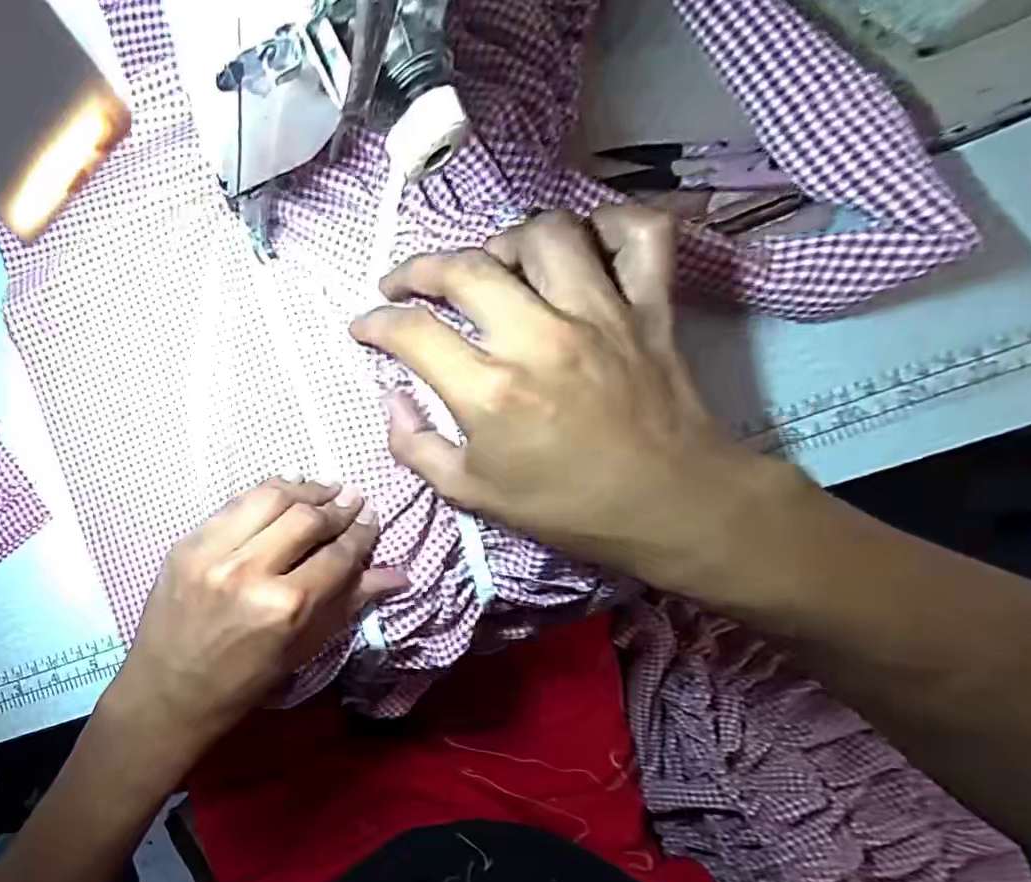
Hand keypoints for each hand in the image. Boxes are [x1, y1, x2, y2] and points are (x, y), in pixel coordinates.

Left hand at [96, 479, 407, 763]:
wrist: (170, 690)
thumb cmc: (245, 681)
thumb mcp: (304, 648)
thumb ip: (349, 602)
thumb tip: (398, 575)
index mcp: (286, 608)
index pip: (337, 555)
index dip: (361, 532)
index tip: (372, 516)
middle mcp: (250, 572)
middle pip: (306, 519)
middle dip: (336, 506)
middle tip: (352, 499)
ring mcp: (212, 553)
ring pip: (269, 498)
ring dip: (303, 489)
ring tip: (323, 489)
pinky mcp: (186, 543)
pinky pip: (234, 504)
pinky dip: (264, 493)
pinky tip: (283, 491)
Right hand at [349, 206, 808, 592]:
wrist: (667, 506)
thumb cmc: (563, 507)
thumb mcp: (472, 495)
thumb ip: (417, 448)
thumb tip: (391, 400)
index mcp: (489, 392)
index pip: (413, 333)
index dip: (375, 323)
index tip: (364, 325)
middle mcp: (538, 338)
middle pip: (466, 269)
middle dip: (419, 269)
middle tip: (406, 284)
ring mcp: (600, 313)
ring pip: (545, 234)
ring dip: (504, 241)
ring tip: (492, 265)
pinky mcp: (649, 306)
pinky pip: (638, 234)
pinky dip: (609, 224)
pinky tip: (582, 243)